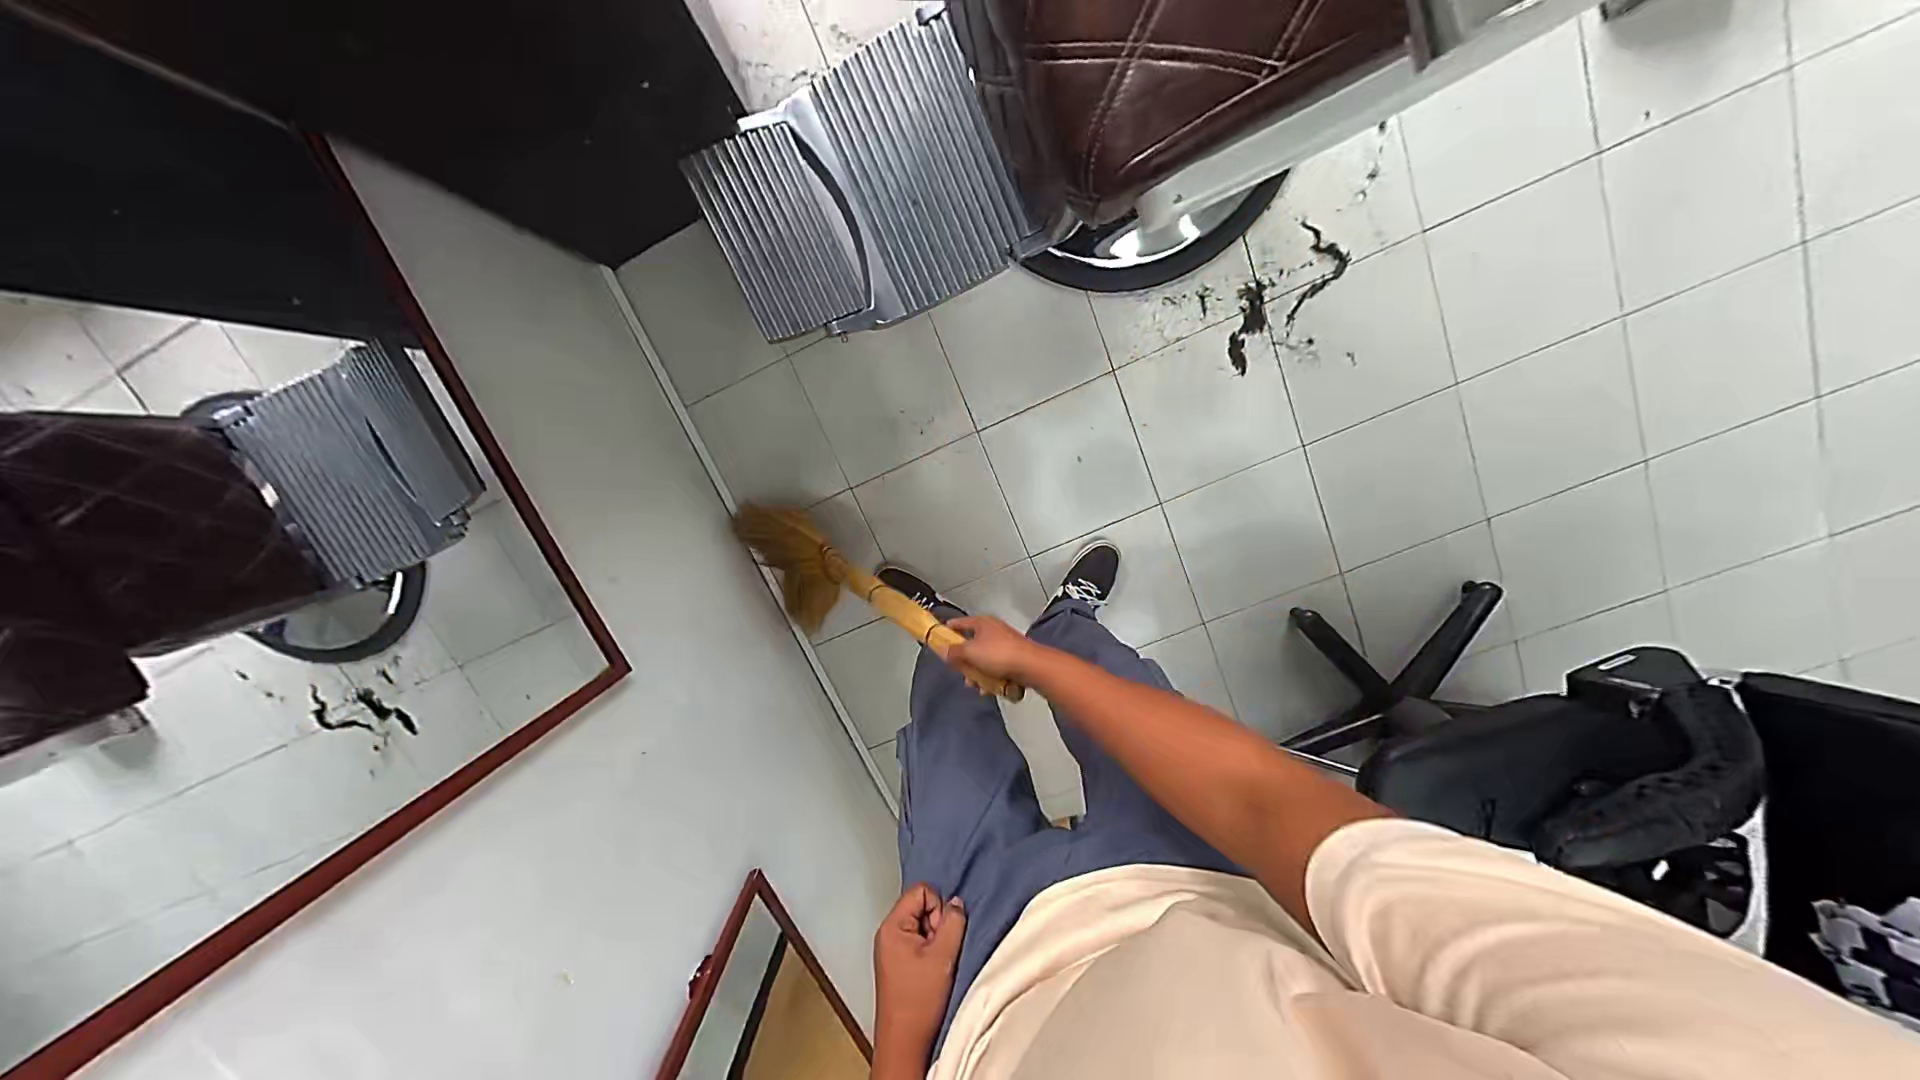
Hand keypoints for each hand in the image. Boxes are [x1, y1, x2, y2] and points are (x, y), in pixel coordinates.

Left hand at [873, 883, 966, 1062]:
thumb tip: (956, 902)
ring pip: (921, 924)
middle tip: (940, 953)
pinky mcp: (897, 962)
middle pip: (920, 906)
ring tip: (937, 966)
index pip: (921, 891)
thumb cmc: (918, 1002)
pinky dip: (929, 952)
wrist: (905, 1043)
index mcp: (892, 926)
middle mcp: (887, 932)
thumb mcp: (943, 956)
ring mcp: (891, 948)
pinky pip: (917, 941)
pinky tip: (932, 972)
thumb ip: (953, 922)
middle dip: (937, 925)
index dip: (938, 908)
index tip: (941, 935)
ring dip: (935, 940)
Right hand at [945, 615, 1045, 682]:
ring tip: (976, 686)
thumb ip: (954, 652)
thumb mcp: (970, 652)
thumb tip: (944, 651)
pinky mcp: (1013, 658)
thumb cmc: (998, 654)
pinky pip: (996, 667)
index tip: (939, 637)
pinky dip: (991, 677)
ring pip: (983, 659)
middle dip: (964, 661)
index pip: (960, 622)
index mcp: (982, 623)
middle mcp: (993, 630)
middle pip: (971, 644)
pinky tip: (989, 689)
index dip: (948, 630)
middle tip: (961, 672)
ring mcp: (1004, 644)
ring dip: (977, 673)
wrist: (1031, 666)